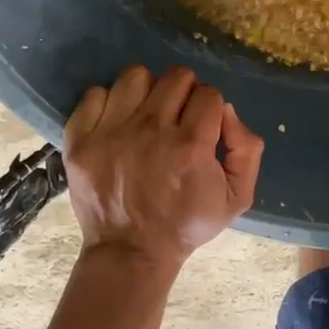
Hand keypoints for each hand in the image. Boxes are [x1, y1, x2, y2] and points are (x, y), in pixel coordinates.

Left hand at [63, 65, 265, 270]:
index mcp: (191, 145)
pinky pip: (95, 94)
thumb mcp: (238, 197)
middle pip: (176, 77)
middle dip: (185, 93)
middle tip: (178, 118)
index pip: (209, 93)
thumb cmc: (186, 224)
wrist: (131, 252)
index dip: (211, 107)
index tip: (204, 126)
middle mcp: (152, 131)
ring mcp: (112, 133)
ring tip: (147, 114)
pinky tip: (118, 122)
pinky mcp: (81, 140)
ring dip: (148, 91)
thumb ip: (247, 149)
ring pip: (136, 76)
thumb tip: (228, 111)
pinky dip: (109, 103)